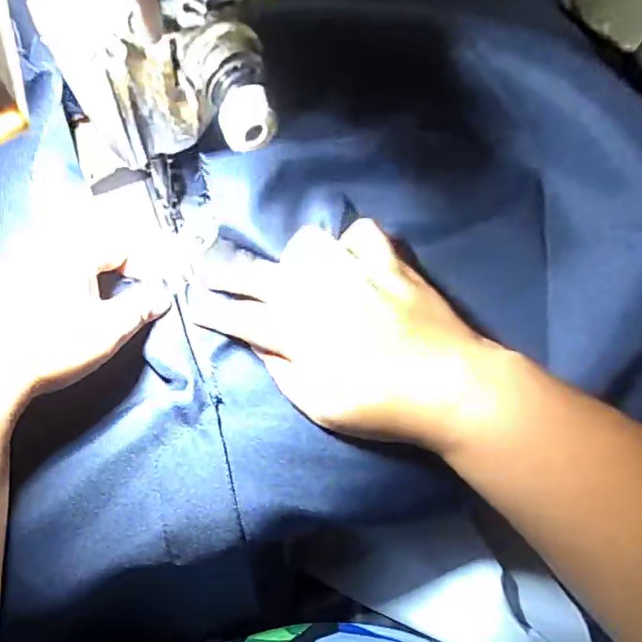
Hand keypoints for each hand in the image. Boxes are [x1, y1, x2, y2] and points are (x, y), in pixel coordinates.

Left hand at [0, 230, 170, 428]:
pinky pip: (36, 267)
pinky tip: (54, 303)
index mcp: (74, 248)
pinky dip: (54, 279)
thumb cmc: (52, 347)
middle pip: (91, 242)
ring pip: (61, 253)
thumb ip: (140, 309)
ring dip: (83, 271)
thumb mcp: (108, 332)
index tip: (151, 292)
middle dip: (113, 264)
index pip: (122, 243)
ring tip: (92, 299)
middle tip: (126, 292)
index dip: (144, 267)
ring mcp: (16, 258)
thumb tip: (161, 296)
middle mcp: (43, 243)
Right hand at [192, 220, 511, 449]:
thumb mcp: (319, 406)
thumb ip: (284, 372)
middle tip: (207, 268)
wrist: (448, 385)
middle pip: (258, 274)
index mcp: (295, 332)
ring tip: (296, 272)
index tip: (193, 304)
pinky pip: (361, 234)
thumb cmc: (379, 407)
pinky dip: (350, 245)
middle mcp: (315, 293)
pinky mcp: (389, 263)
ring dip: (292, 258)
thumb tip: (262, 346)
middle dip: (225, 272)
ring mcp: (353, 272)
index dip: (212, 311)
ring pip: (307, 244)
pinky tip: (352, 261)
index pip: (240, 317)